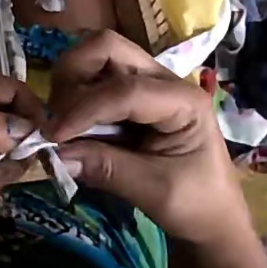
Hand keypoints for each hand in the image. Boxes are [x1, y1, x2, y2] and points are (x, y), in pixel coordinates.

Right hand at [44, 31, 253, 246]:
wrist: (214, 219)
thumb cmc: (196, 205)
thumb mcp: (156, 193)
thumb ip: (108, 169)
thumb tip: (56, 153)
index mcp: (184, 101)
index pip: (125, 89)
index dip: (84, 109)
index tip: (52, 136)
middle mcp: (164, 80)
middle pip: (107, 47)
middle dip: (73, 74)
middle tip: (57, 118)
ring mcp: (145, 83)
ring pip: (96, 56)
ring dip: (70, 83)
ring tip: (63, 124)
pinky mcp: (130, 95)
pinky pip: (93, 79)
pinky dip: (73, 95)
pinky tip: (70, 126)